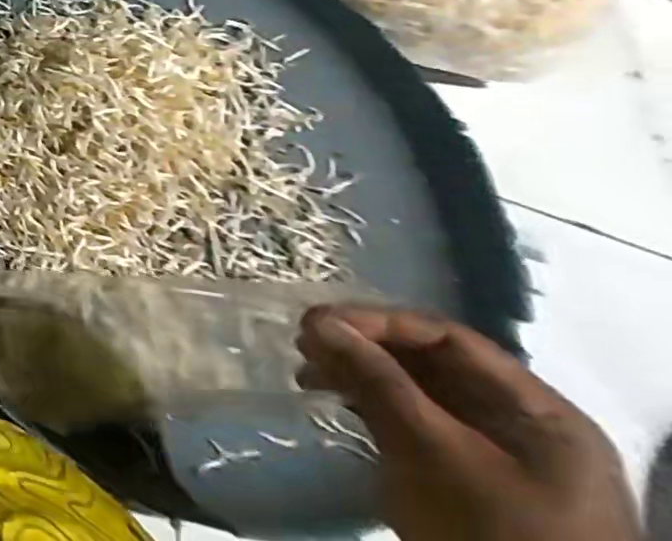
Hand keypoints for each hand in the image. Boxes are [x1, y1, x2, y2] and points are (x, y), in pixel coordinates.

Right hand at [297, 305, 639, 540]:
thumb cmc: (492, 531)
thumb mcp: (431, 452)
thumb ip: (377, 381)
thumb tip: (318, 321)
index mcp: (538, 411)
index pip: (448, 338)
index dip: (378, 321)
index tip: (315, 322)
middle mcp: (523, 422)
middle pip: (432, 362)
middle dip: (362, 347)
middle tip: (303, 346)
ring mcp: (498, 452)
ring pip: (417, 390)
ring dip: (358, 374)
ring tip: (309, 376)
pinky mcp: (470, 474)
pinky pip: (415, 421)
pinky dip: (370, 405)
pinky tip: (335, 406)